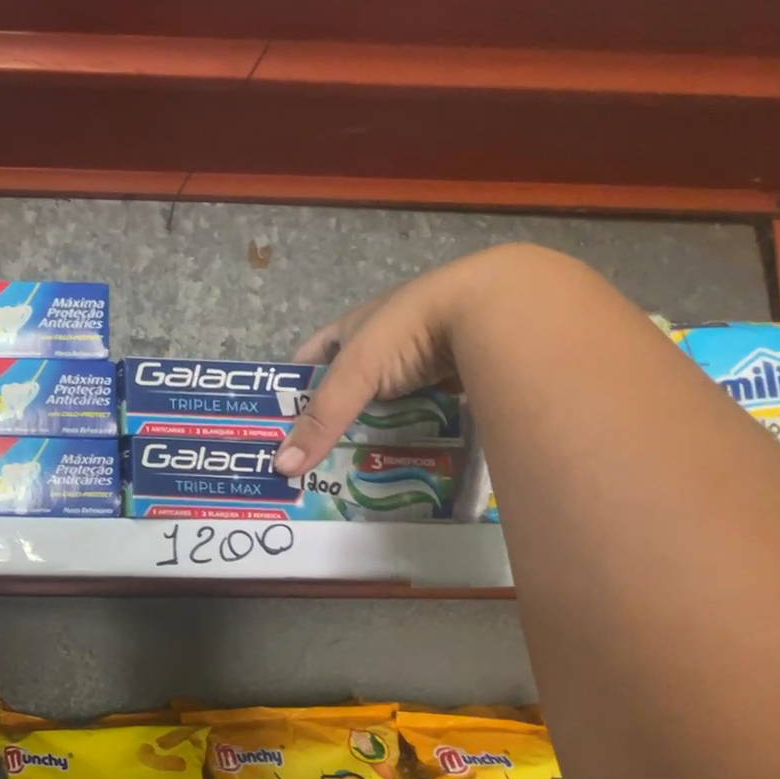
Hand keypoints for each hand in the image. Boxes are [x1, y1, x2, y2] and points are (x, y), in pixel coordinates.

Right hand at [273, 252, 483, 477]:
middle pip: (349, 386)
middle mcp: (386, 340)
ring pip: (389, 401)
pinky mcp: (456, 375)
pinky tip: (407, 456)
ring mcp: (423, 356)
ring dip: (377, 429)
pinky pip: (426, 410)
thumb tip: (281, 469)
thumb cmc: (409, 330)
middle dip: (335, 419)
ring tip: (360, 469)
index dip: (293, 389)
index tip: (284, 427)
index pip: (309, 359)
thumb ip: (321, 420)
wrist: (498, 310)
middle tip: (319, 459)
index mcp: (353, 327)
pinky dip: (415, 431)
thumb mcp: (355, 373)